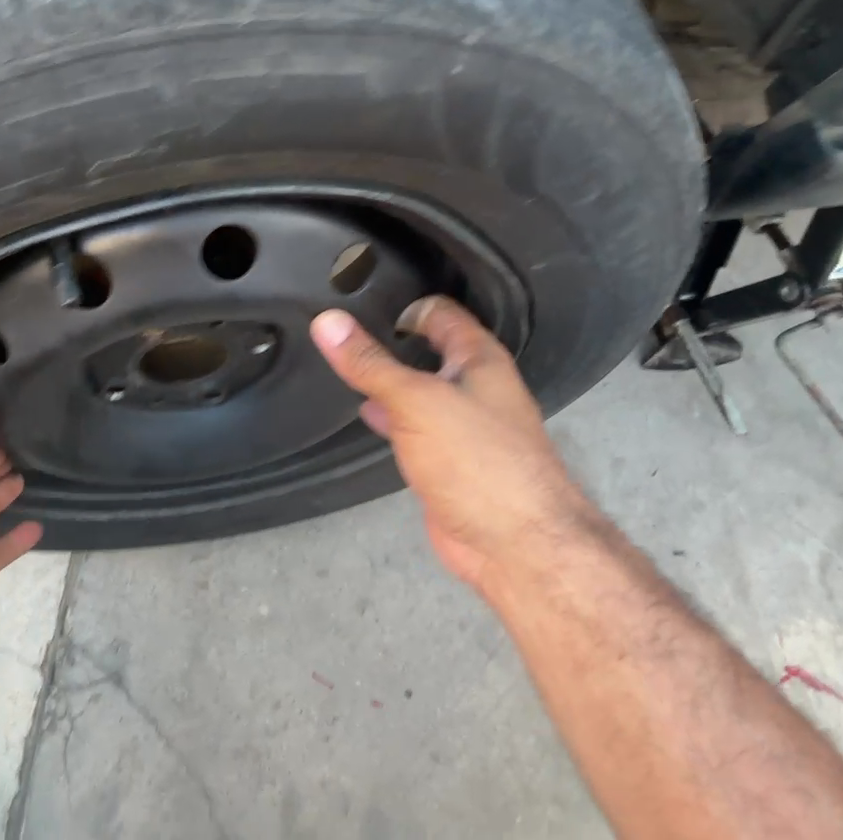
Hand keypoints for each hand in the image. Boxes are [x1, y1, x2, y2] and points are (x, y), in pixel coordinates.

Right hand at [310, 296, 595, 586]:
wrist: (515, 545)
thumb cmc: (478, 460)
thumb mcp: (416, 401)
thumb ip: (369, 363)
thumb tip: (326, 321)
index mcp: (480, 361)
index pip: (440, 312)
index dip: (404, 301)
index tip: (358, 297)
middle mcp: (475, 388)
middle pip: (429, 350)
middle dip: (391, 340)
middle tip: (343, 329)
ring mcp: (462, 427)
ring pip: (420, 390)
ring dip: (388, 379)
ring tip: (344, 364)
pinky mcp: (448, 462)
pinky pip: (414, 426)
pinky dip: (389, 417)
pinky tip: (365, 414)